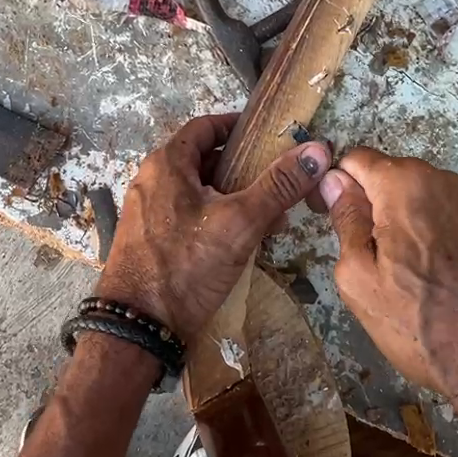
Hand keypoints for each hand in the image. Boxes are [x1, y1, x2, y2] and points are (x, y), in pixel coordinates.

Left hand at [96, 113, 331, 340]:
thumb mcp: (240, 222)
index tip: (267, 134)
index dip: (237, 126)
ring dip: (233, 197)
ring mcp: (148, 212)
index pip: (205, 126)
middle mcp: (152, 181)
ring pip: (199, 191)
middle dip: (243, 168)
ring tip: (270, 214)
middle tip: (277, 178)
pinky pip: (188, 216)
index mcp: (167, 163)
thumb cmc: (186, 265)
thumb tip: (317, 151)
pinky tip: (243, 241)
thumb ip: (279, 185)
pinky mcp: (150, 241)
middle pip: (204, 160)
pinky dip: (217, 218)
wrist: (139, 330)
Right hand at [320, 147, 457, 403]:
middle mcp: (443, 180)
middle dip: (372, 207)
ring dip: (402, 225)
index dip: (338, 185)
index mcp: (406, 183)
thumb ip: (345, 220)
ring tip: (403, 277)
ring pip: (419, 201)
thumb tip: (334, 183)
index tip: (332, 220)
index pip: (355, 159)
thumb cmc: (422, 324)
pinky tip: (437, 282)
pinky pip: (447, 221)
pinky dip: (433, 240)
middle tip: (367, 261)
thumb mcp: (361, 278)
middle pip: (389, 178)